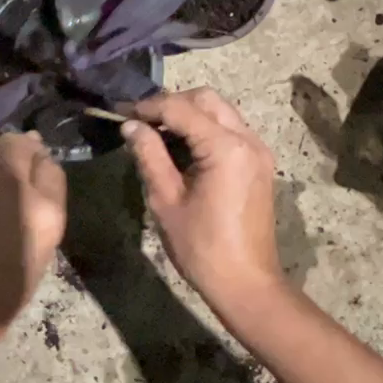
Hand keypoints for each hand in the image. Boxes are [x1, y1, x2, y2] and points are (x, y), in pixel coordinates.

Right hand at [121, 89, 288, 312]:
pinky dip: (205, 128)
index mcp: (226, 148)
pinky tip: (181, 146)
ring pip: (221, 111)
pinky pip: (230, 130)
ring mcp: (259, 150)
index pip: (181, 109)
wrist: (246, 283)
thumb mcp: (167, 201)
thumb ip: (150, 156)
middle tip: (140, 120)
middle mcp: (248, 140)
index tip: (121, 112)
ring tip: (156, 131)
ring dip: (189, 113)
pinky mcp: (260, 163)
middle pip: (207, 99)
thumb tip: (131, 126)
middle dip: (172, 103)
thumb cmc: (202, 248)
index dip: (149, 106)